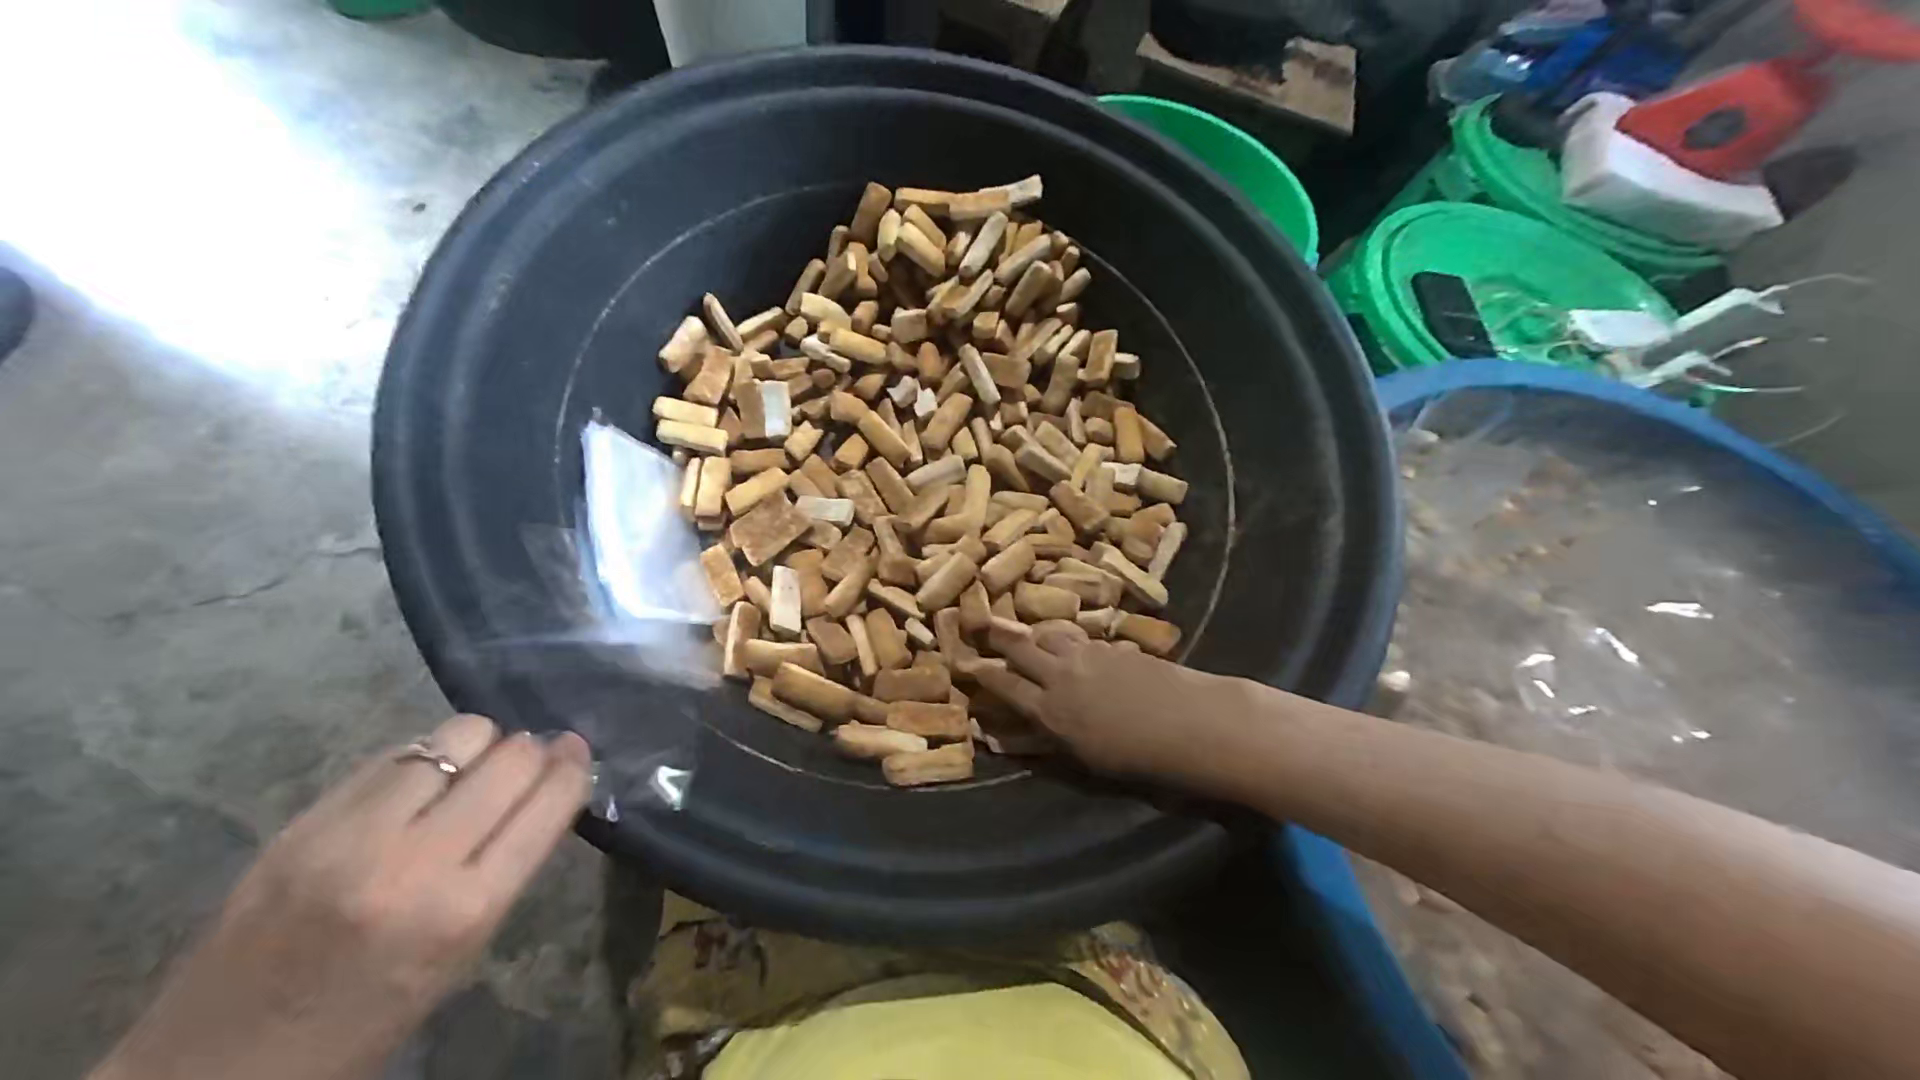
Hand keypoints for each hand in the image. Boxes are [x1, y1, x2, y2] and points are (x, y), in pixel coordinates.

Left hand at [90, 715, 593, 1079]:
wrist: (217, 1066)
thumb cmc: (371, 1014)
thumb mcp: (464, 950)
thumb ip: (506, 862)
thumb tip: (548, 786)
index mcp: (467, 909)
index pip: (548, 802)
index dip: (573, 766)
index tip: (578, 750)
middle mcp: (415, 862)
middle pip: (509, 758)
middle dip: (533, 750)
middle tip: (533, 756)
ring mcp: (351, 836)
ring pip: (453, 737)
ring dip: (481, 741)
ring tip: (477, 760)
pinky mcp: (302, 822)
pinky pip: (394, 755)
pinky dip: (425, 755)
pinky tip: (424, 773)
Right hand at [977, 622, 1250, 783]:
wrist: (1191, 723)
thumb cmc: (1139, 758)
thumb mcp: (1087, 761)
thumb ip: (1053, 739)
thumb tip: (1028, 726)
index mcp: (1049, 711)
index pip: (1004, 685)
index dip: (982, 674)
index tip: (966, 663)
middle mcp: (1060, 675)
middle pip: (1019, 647)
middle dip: (996, 636)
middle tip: (981, 625)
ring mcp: (1087, 655)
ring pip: (1048, 633)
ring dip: (1034, 634)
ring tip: (1029, 635)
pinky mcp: (1111, 646)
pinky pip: (1078, 636)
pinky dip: (1066, 638)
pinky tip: (1071, 644)